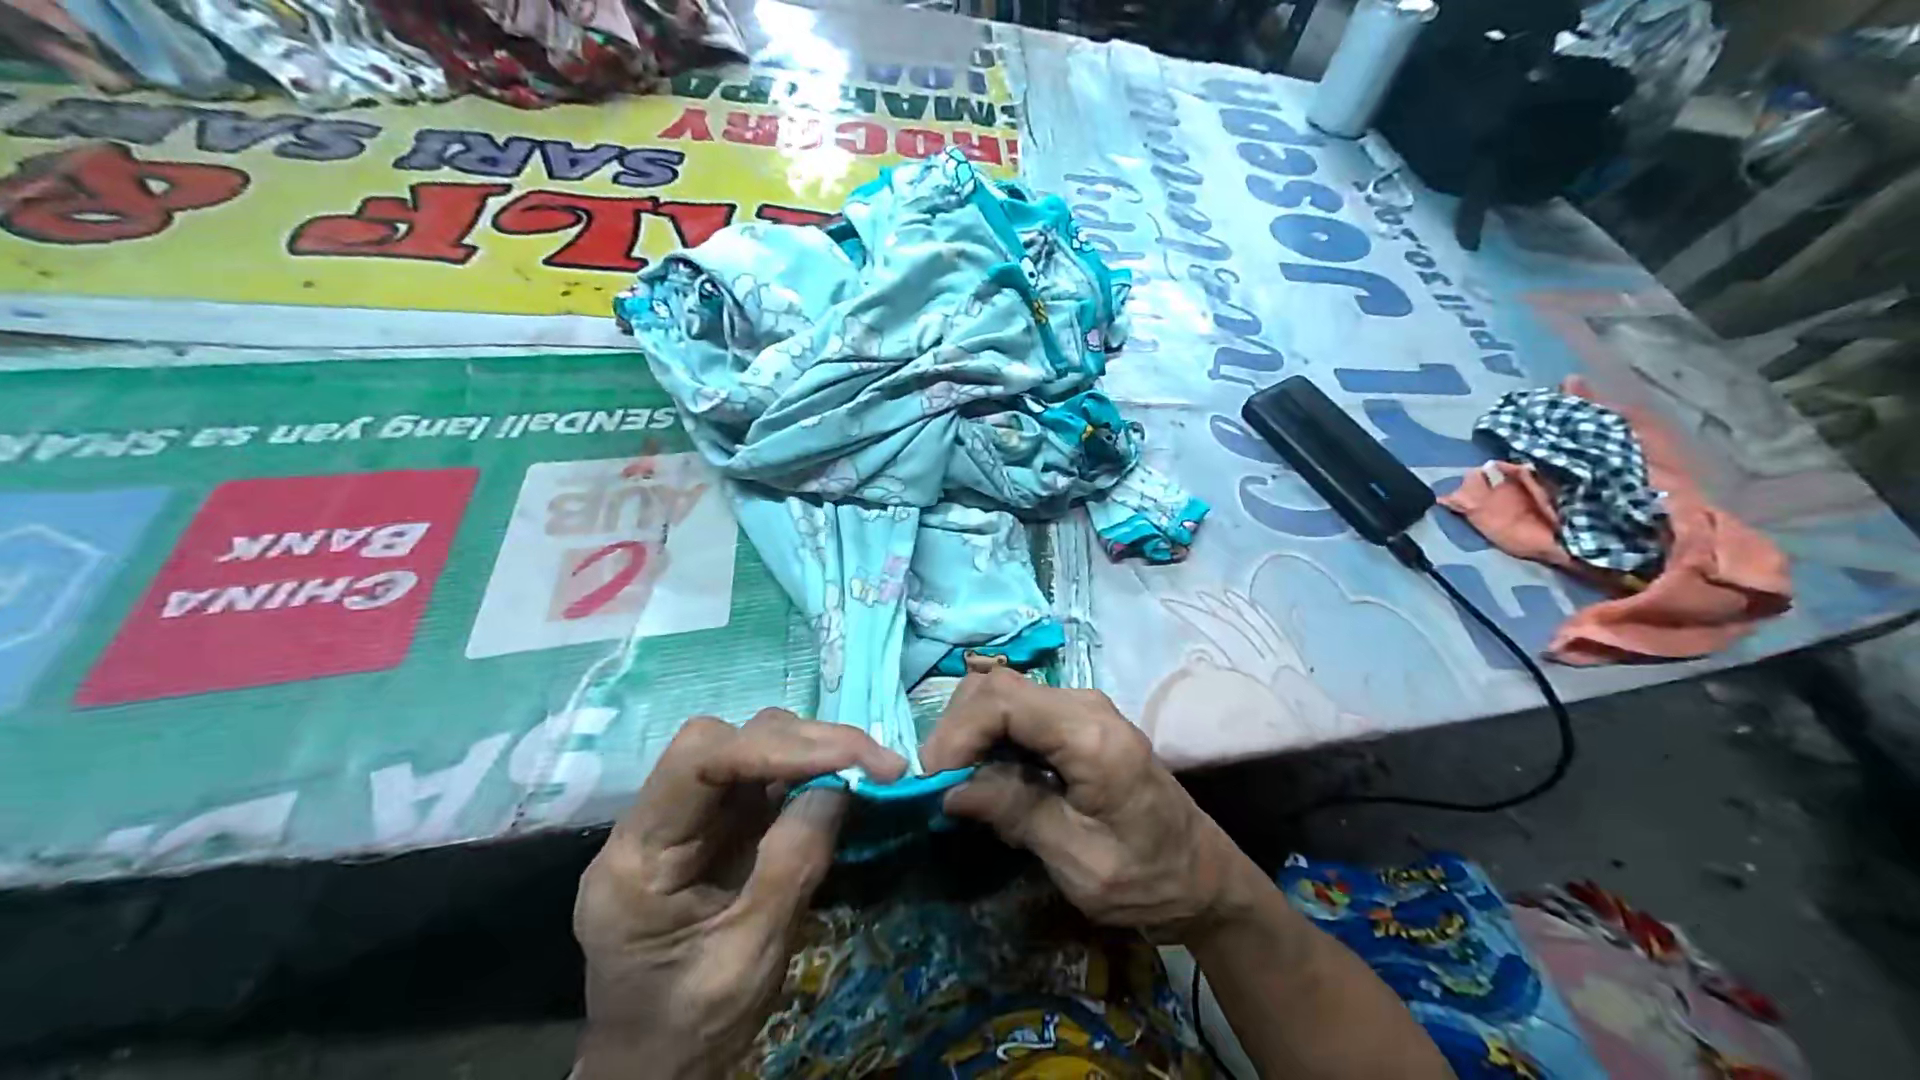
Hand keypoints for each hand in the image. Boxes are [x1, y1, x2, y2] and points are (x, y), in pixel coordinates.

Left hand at [573, 709, 905, 1079]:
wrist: (658, 1068)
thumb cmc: (693, 1028)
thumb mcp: (750, 956)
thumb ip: (792, 865)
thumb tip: (841, 784)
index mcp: (637, 857)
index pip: (698, 762)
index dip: (775, 746)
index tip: (850, 757)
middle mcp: (654, 821)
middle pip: (725, 742)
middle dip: (805, 742)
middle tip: (877, 762)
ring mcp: (687, 819)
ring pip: (747, 749)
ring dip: (812, 750)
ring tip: (869, 768)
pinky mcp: (715, 825)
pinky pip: (761, 778)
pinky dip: (807, 773)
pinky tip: (842, 781)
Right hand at [920, 665, 1258, 939]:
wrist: (1201, 874)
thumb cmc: (1148, 877)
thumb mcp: (1080, 862)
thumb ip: (1016, 814)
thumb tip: (950, 791)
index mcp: (1091, 735)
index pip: (1001, 699)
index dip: (956, 732)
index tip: (934, 782)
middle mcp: (1084, 704)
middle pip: (994, 687)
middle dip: (956, 731)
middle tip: (941, 787)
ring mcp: (1080, 707)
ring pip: (1000, 694)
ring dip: (969, 734)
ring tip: (963, 787)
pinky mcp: (1074, 720)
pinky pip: (1016, 711)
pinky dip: (988, 737)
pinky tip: (988, 777)